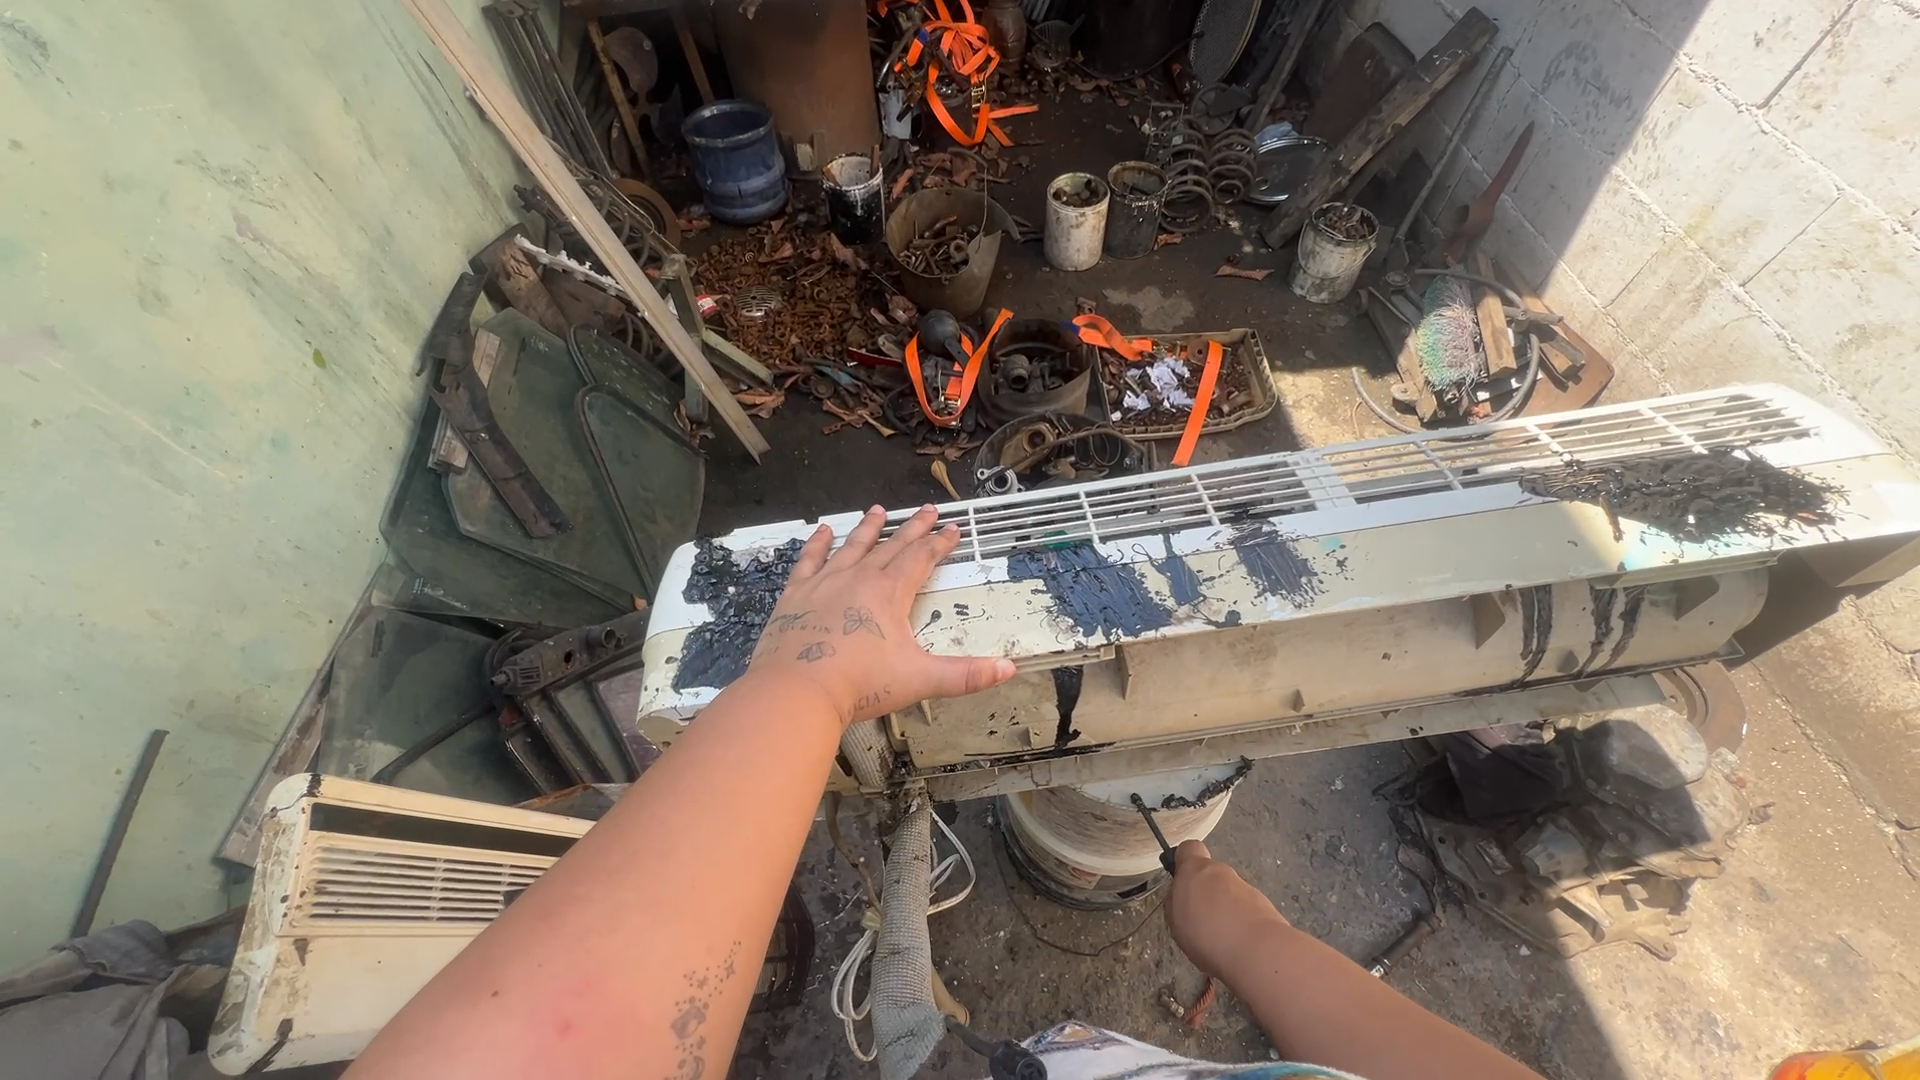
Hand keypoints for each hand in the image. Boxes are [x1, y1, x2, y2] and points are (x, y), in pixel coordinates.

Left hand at [744, 504, 1015, 728]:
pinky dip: (817, 544)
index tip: (953, 529)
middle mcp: (859, 578)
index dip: (940, 543)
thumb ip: (965, 675)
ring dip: (868, 528)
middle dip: (913, 528)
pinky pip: (809, 560)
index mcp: (889, 593)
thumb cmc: (860, 684)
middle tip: (927, 510)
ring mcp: (824, 583)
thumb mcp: (920, 679)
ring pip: (852, 546)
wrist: (798, 691)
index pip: (921, 558)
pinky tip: (822, 531)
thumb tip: (1008, 669)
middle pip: (892, 545)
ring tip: (878, 510)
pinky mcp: (796, 595)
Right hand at [1165, 840, 1290, 978]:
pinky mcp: (1267, 907)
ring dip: (1227, 910)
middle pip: (1212, 875)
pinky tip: (1240, 947)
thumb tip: (1178, 896)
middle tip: (1201, 920)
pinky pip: (1249, 912)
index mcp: (1195, 869)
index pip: (1189, 848)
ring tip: (1222, 940)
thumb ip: (1175, 902)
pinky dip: (1244, 924)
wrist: (1258, 952)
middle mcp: (1222, 872)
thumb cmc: (1207, 935)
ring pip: (1231, 895)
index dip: (1185, 861)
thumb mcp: (1175, 922)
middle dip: (1207, 894)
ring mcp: (1246, 888)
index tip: (1182, 880)